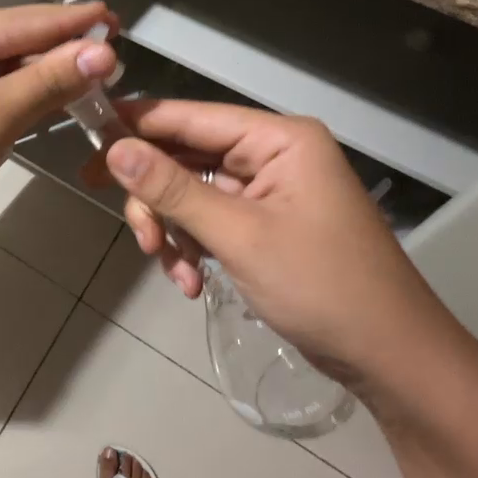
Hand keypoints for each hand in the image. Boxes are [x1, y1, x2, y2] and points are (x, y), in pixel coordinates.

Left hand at [0, 4, 118, 281]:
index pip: (4, 24)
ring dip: (43, 72)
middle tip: (114, 41)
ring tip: (100, 64)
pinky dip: (22, 95)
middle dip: (55, 47)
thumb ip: (46, 83)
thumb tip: (103, 52)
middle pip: (1, 42)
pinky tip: (62, 88)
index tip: (112, 15)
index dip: (62, 23)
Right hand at [104, 102, 461, 387]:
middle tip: (135, 235)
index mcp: (277, 138)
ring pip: (190, 192)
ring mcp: (269, 189)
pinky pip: (209, 219)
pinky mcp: (265, 221)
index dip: (133, 124)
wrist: (393, 361)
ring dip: (173, 230)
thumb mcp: (238, 236)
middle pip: (184, 156)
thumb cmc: (322, 287)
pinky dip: (193, 246)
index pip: (187, 116)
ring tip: (175, 272)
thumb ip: (172, 188)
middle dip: (155, 199)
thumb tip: (113, 148)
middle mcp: (272, 153)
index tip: (84, 138)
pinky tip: (191, 281)